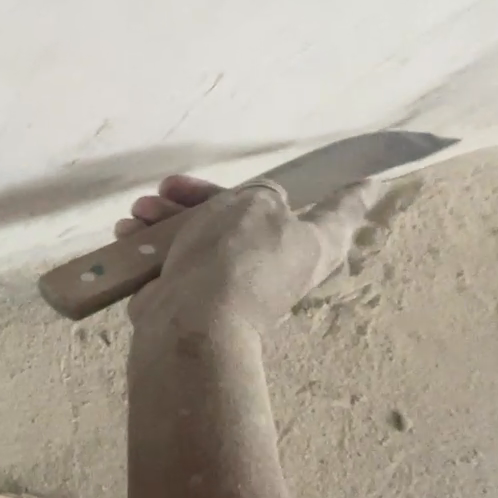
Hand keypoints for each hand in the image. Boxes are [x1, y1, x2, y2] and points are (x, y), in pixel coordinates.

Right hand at [115, 173, 380, 332]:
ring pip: (202, 234)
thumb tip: (256, 203)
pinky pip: (174, 258)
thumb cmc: (235, 256)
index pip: (342, 209)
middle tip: (168, 186)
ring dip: (166, 217)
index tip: (370, 180)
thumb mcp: (253, 205)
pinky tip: (127, 234)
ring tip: (138, 211)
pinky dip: (152, 243)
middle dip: (201, 197)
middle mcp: (279, 260)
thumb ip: (260, 193)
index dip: (353, 192)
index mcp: (313, 239)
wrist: (191, 317)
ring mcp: (233, 279)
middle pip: (244, 215)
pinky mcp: (193, 293)